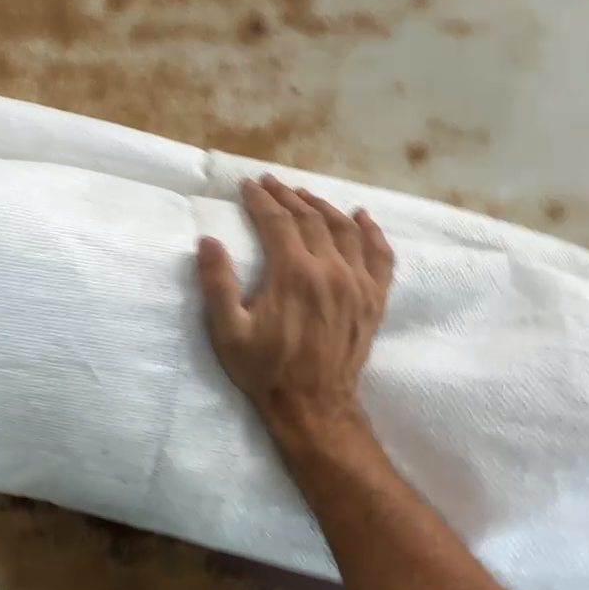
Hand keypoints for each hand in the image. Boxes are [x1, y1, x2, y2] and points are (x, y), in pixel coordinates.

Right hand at [196, 176, 394, 445]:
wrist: (312, 406)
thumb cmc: (264, 369)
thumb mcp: (227, 331)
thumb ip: (217, 284)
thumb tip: (208, 241)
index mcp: (293, 274)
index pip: (277, 221)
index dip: (260, 200)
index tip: (248, 185)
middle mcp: (331, 271)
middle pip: (310, 219)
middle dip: (287, 196)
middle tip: (270, 183)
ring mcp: (358, 284)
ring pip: (345, 230)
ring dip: (322, 206)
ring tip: (304, 195)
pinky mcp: (374, 300)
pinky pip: (380, 256)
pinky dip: (373, 233)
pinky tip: (362, 218)